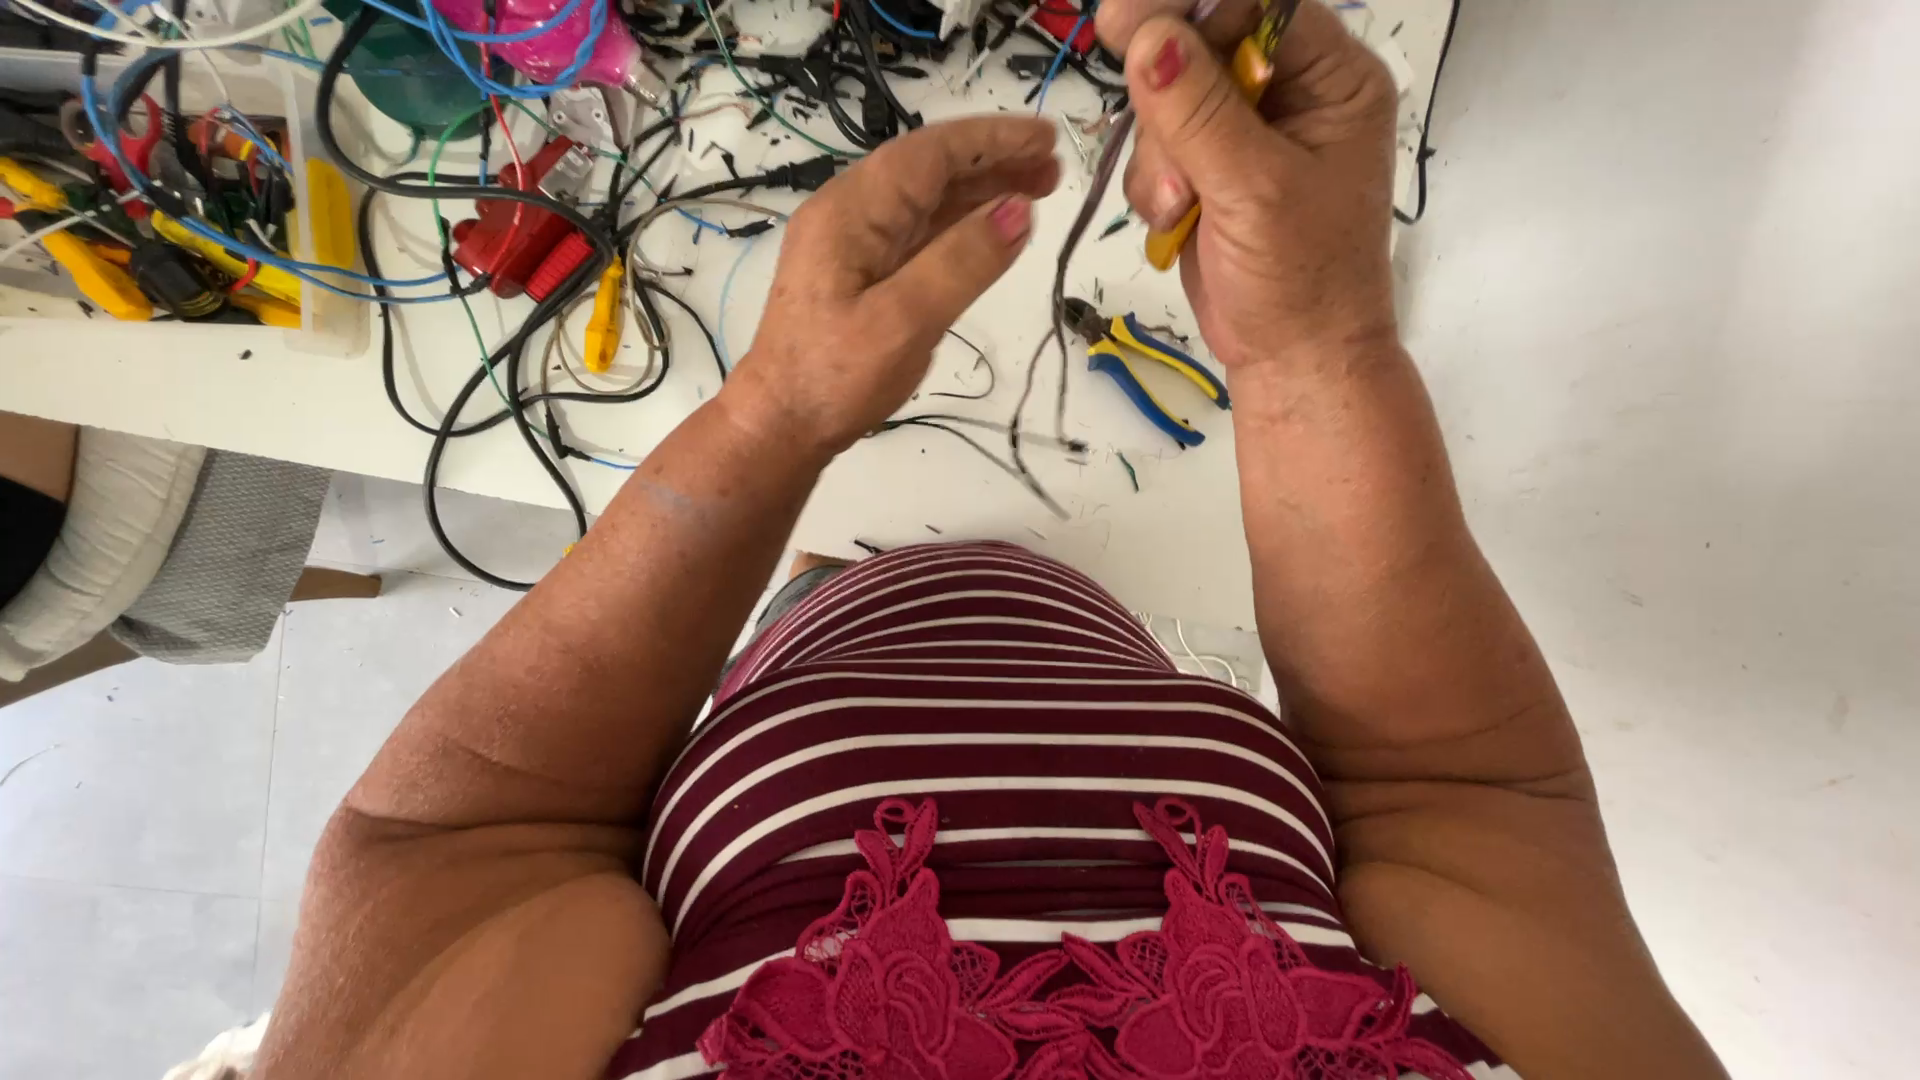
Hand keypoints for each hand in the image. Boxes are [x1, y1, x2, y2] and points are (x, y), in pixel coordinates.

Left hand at [721, 117, 1060, 456]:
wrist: (780, 426)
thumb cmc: (835, 378)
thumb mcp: (904, 320)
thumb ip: (962, 262)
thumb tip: (1018, 210)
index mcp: (851, 211)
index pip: (930, 153)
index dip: (992, 141)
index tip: (1048, 139)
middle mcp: (849, 216)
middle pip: (929, 171)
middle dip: (992, 164)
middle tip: (1053, 172)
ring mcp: (853, 248)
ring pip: (925, 204)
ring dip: (980, 194)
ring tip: (1037, 194)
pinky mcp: (860, 278)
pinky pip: (917, 237)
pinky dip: (958, 229)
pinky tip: (989, 234)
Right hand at [1095, 0, 1399, 370]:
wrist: (1291, 357)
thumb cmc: (1300, 277)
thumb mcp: (1256, 190)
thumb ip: (1201, 113)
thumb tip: (1148, 38)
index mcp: (1328, 78)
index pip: (1256, 5)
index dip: (1190, 9)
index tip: (1122, 22)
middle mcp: (1286, 97)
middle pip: (1200, 51)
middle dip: (1170, 108)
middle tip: (1169, 167)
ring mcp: (1240, 139)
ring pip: (1167, 105)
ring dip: (1158, 158)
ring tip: (1177, 209)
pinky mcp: (1205, 178)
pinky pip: (1156, 152)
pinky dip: (1151, 185)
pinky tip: (1172, 220)